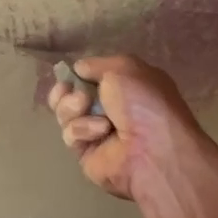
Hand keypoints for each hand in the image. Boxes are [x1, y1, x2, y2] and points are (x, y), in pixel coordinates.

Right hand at [47, 55, 199, 199]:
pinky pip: (70, 135)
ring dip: (72, 107)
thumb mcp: (124, 67)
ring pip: (66, 114)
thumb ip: (96, 64)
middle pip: (71, 95)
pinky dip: (82, 129)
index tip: (70, 73)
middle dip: (65, 91)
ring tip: (84, 107)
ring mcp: (97, 132)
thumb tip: (78, 70)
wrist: (151, 150)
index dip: (78, 74)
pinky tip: (100, 132)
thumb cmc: (143, 102)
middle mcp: (112, 109)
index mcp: (126, 87)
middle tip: (68, 90)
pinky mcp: (87, 153)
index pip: (91, 77)